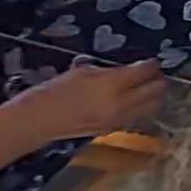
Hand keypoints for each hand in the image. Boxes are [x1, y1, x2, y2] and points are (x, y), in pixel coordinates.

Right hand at [10, 61, 166, 141]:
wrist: (33, 123)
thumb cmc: (51, 93)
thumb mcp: (81, 73)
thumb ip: (109, 71)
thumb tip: (129, 69)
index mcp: (111, 84)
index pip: (145, 71)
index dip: (151, 64)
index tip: (151, 62)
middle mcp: (121, 102)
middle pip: (157, 88)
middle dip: (158, 78)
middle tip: (152, 74)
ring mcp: (120, 117)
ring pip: (154, 104)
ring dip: (155, 94)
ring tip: (147, 87)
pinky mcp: (115, 128)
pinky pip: (139, 114)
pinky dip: (143, 106)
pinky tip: (134, 101)